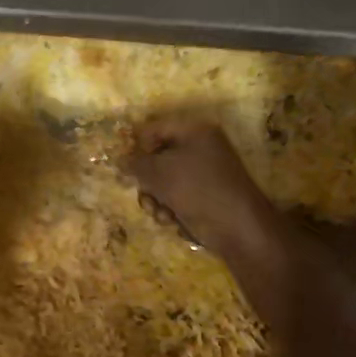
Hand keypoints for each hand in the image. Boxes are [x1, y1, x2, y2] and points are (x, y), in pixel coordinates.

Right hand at [124, 118, 265, 252]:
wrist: (237, 226)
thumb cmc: (196, 189)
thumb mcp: (157, 172)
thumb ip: (134, 163)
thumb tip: (118, 160)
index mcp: (194, 131)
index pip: (153, 129)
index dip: (135, 146)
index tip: (123, 166)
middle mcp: (200, 148)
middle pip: (157, 157)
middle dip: (146, 180)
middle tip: (144, 193)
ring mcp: (203, 173)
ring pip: (163, 181)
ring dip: (155, 199)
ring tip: (160, 212)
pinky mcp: (204, 196)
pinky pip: (176, 196)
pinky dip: (169, 209)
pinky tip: (171, 220)